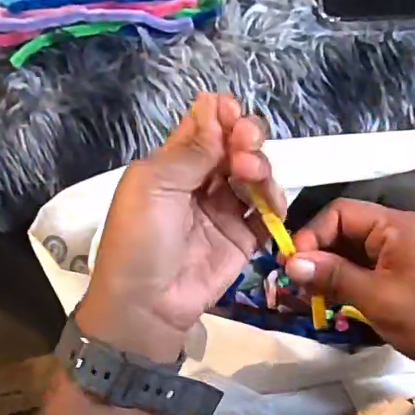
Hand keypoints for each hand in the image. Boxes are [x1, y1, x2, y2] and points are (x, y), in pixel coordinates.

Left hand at [76, 94, 277, 361]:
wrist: (146, 306)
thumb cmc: (138, 241)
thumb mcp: (152, 185)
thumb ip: (190, 150)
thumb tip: (217, 108)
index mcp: (173, 163)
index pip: (206, 124)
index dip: (223, 115)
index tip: (231, 118)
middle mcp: (201, 181)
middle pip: (237, 145)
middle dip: (247, 138)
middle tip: (245, 149)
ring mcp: (225, 210)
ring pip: (256, 174)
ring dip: (261, 167)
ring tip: (252, 176)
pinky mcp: (244, 239)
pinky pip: (269, 212)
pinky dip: (275, 202)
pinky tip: (270, 203)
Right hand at [287, 199, 414, 381]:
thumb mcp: (376, 298)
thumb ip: (333, 275)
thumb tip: (291, 262)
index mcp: (399, 225)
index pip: (341, 212)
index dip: (312, 235)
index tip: (292, 266)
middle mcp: (403, 230)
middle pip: (347, 230)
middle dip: (319, 255)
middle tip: (298, 286)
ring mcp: (407, 251)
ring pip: (355, 251)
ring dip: (331, 271)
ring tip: (313, 298)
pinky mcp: (408, 271)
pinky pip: (369, 267)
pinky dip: (349, 281)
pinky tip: (335, 302)